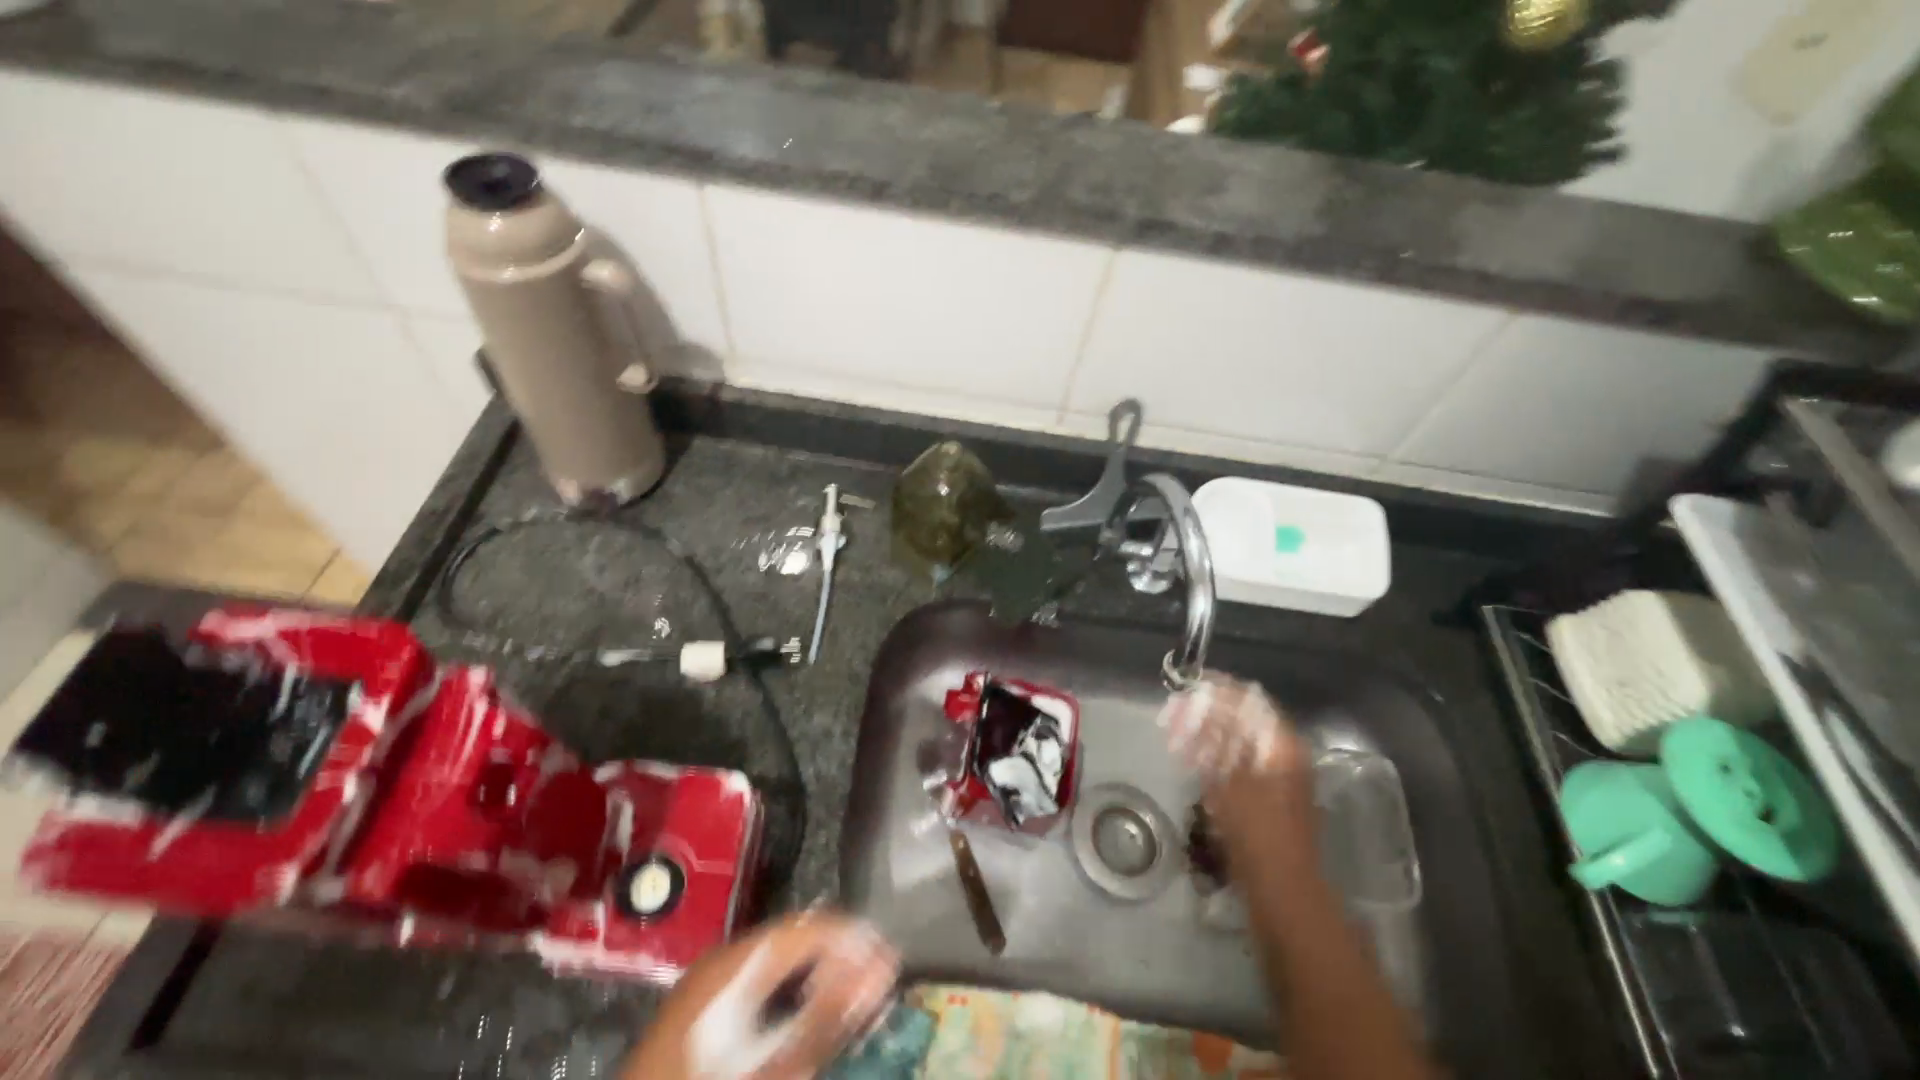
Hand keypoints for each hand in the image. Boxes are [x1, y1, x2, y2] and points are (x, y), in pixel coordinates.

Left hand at [628, 911, 899, 1079]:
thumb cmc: (711, 1075)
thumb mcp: (774, 1055)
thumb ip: (828, 1013)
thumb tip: (880, 970)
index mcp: (739, 960)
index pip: (810, 925)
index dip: (855, 937)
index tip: (890, 959)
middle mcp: (724, 957)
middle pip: (797, 940)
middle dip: (840, 959)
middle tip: (875, 986)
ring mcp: (711, 980)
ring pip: (781, 961)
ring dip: (818, 978)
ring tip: (851, 1004)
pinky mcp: (706, 1004)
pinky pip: (762, 981)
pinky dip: (793, 993)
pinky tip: (808, 1020)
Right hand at [1157, 673, 1318, 878]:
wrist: (1284, 891)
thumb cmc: (1257, 835)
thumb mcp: (1228, 783)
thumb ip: (1212, 742)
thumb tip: (1195, 709)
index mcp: (1283, 746)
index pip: (1249, 701)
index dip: (1217, 691)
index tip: (1187, 687)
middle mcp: (1288, 756)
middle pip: (1247, 721)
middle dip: (1210, 714)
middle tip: (1177, 713)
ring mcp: (1284, 779)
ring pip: (1243, 743)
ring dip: (1212, 736)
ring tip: (1179, 736)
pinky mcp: (1274, 800)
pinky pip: (1243, 765)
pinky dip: (1219, 759)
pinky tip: (1196, 765)